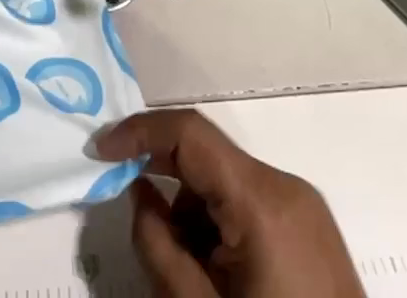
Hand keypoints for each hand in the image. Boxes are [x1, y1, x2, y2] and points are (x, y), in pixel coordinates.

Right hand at [96, 109, 364, 297]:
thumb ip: (156, 241)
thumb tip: (140, 190)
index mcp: (261, 199)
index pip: (190, 133)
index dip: (138, 131)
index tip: (97, 151)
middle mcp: (287, 186)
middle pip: (205, 157)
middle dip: (161, 179)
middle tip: (130, 214)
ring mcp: (303, 206)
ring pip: (223, 182)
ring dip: (190, 211)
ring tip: (190, 275)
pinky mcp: (309, 226)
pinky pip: (247, 202)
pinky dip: (217, 223)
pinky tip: (217, 274)